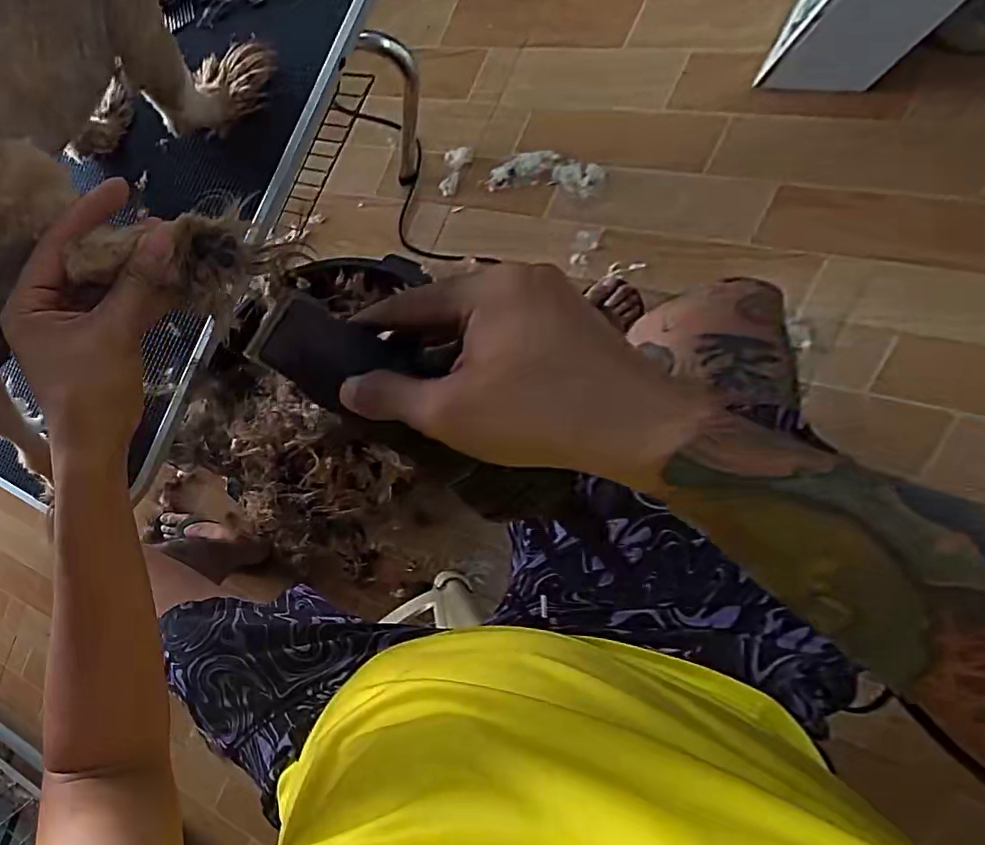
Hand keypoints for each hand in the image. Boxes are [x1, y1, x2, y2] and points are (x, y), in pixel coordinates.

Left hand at [1, 178, 176, 469]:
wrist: (99, 451)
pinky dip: (144, 296)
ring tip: (170, 247)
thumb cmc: (91, 395)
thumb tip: (164, 236)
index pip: (58, 244)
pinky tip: (171, 280)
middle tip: (157, 224)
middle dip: (122, 245)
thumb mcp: (114, 334)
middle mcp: (45, 309)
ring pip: (106, 284)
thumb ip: (138, 284)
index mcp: (29, 303)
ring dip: (138, 270)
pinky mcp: (97, 341)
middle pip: (85, 262)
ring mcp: (72, 326)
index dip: (90, 214)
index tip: (122, 188)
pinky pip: (120, 307)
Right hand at [343, 263, 715, 489]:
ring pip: (480, 318)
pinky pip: (510, 326)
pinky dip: (482, 349)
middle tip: (381, 370)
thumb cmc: (535, 416)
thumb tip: (349, 387)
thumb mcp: (450, 412)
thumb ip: (392, 395)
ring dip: (448, 346)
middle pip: (447, 306)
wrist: (639, 427)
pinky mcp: (573, 318)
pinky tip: (472, 379)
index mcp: (487, 288)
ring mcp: (552, 294)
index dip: (373, 325)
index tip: (345, 343)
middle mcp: (520, 276)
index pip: (411, 303)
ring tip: (421, 379)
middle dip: (411, 339)